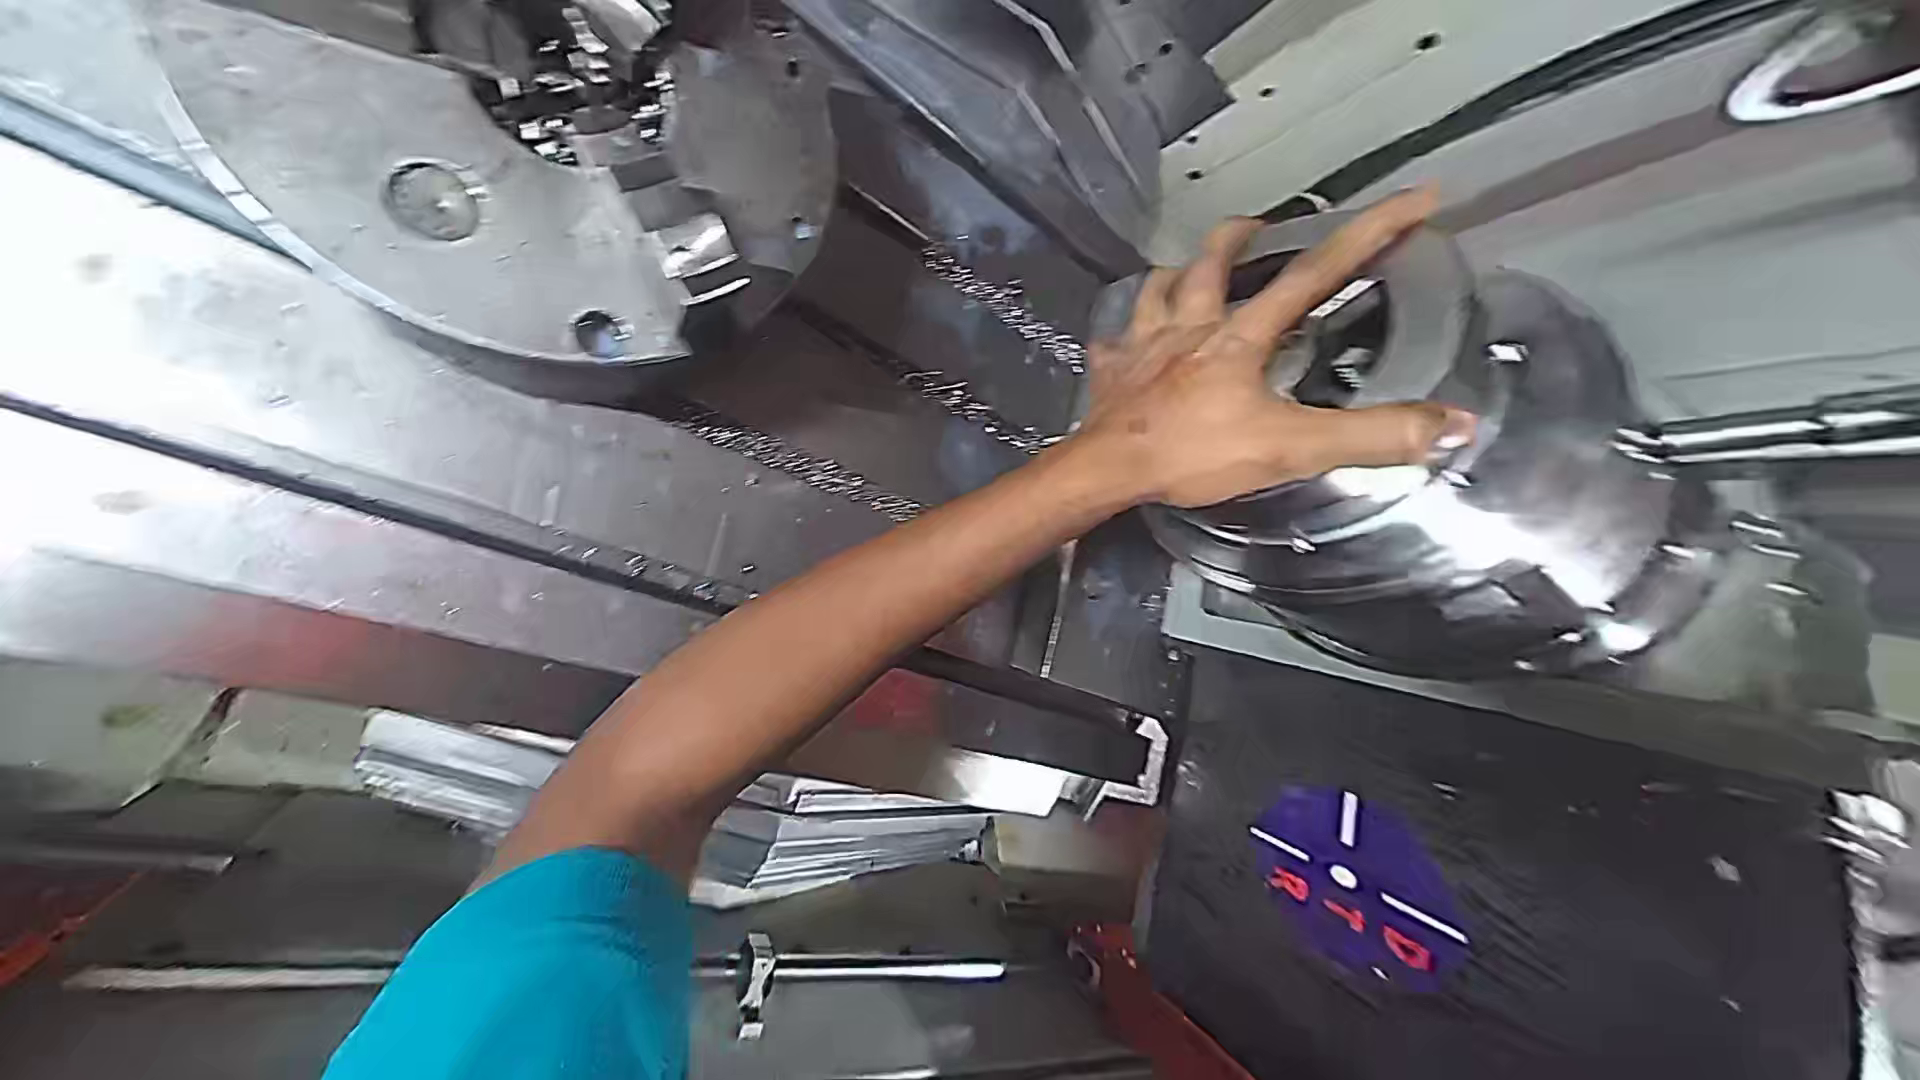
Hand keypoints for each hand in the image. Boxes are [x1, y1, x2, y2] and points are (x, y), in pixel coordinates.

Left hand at [1073, 189, 1474, 508]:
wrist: (1111, 469)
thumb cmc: (1192, 455)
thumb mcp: (1290, 449)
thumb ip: (1368, 437)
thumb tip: (1452, 424)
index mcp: (1238, 340)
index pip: (1311, 275)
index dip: (1368, 234)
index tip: (1414, 199)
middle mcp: (1187, 330)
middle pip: (1210, 266)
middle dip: (1237, 237)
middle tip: (1253, 224)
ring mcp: (1141, 348)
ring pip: (1154, 292)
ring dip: (1172, 276)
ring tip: (1184, 270)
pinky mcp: (1110, 374)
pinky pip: (1109, 345)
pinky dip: (1116, 337)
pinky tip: (1117, 339)